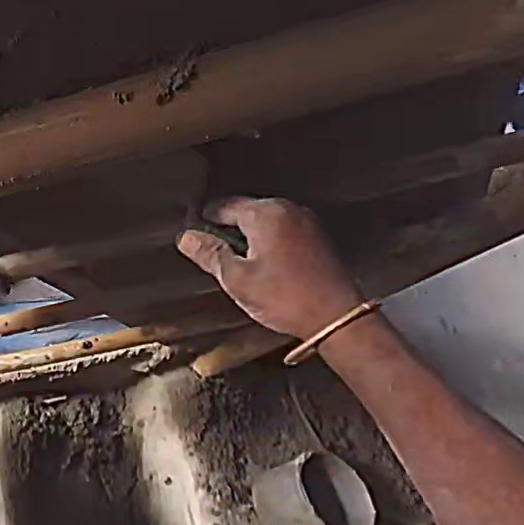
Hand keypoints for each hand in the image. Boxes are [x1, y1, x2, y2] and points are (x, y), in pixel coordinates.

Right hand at [176, 197, 365, 336]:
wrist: (337, 318)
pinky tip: (263, 268)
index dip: (204, 223)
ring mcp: (305, 221)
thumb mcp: (236, 278)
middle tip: (215, 260)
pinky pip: (280, 231)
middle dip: (226, 232)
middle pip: (243, 211)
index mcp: (265, 213)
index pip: (221, 206)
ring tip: (238, 267)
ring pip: (262, 222)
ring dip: (247, 239)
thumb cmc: (285, 298)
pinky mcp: (316, 236)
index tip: (195, 243)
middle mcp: (287, 209)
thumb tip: (186, 237)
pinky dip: (266, 243)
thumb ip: (209, 254)